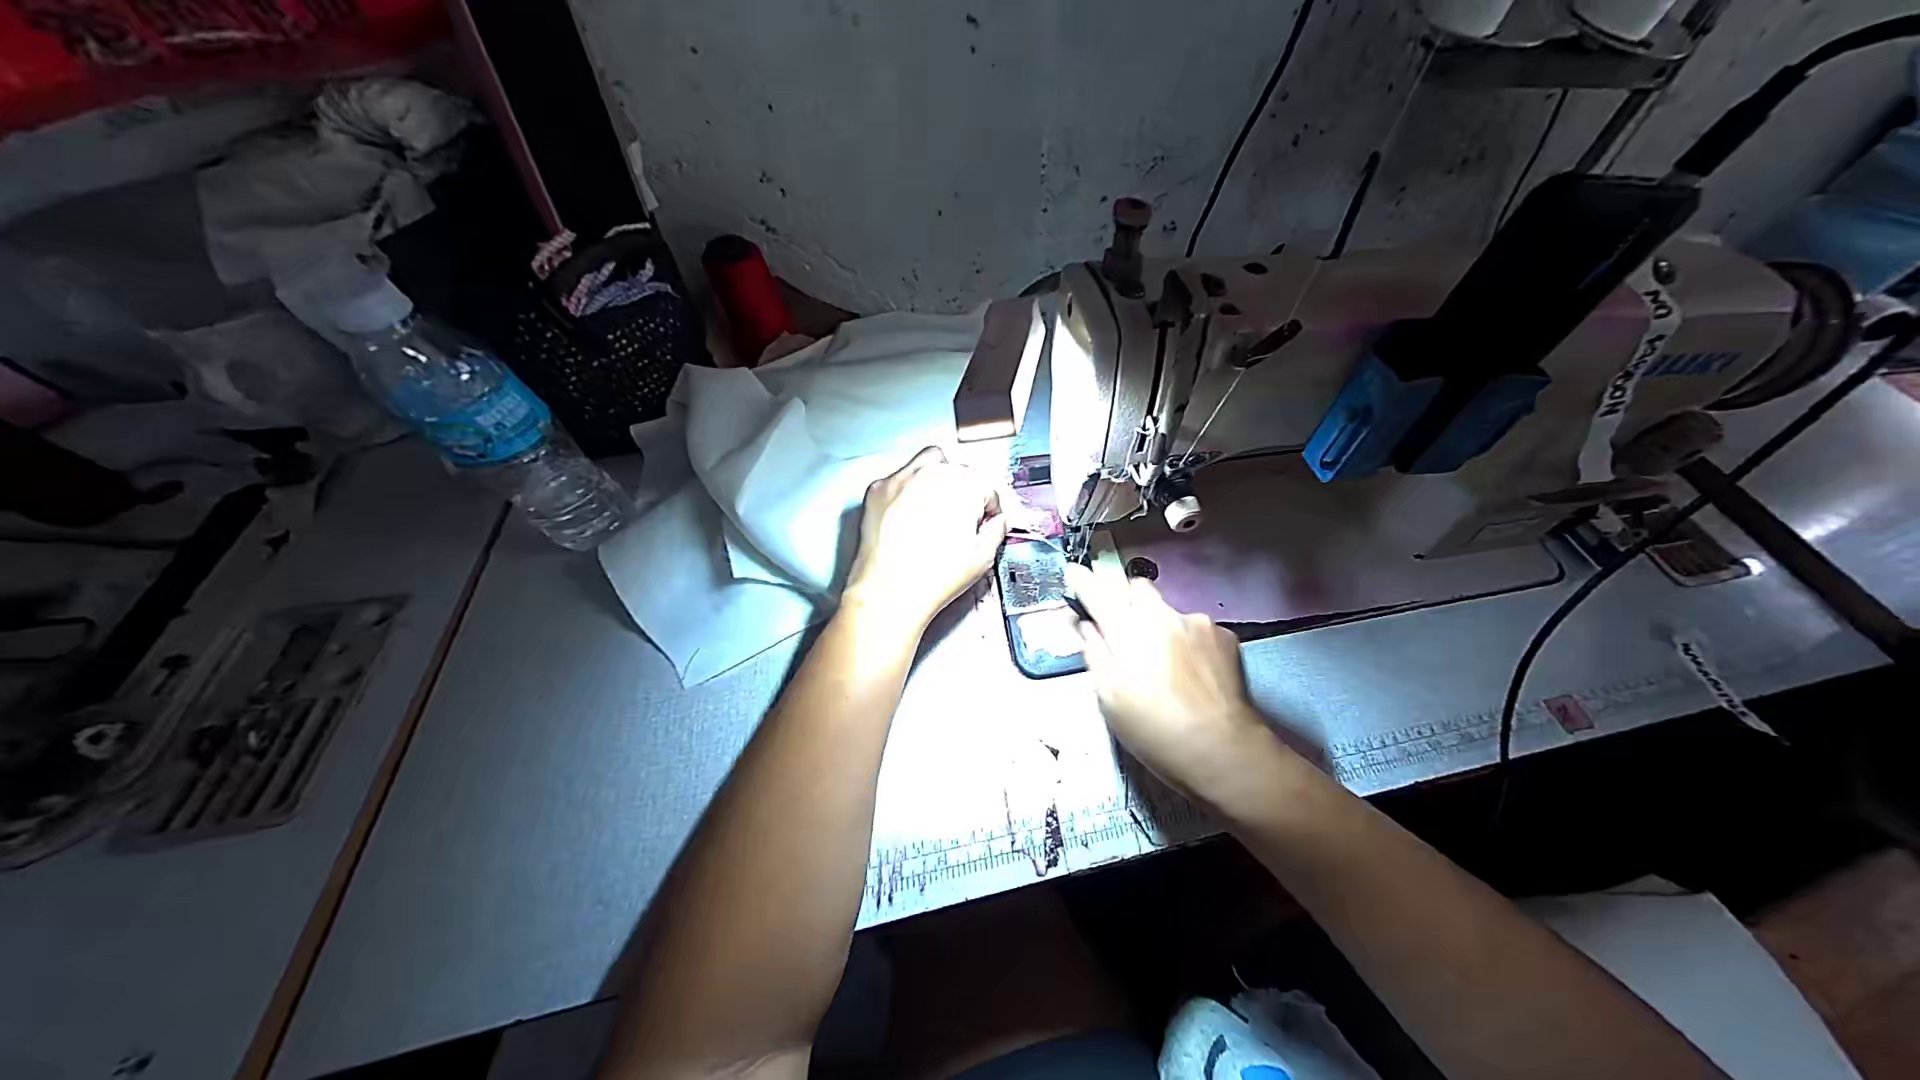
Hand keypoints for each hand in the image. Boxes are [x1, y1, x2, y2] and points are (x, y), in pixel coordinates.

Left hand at [842, 446, 1007, 632]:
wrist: (890, 590)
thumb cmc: (933, 576)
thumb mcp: (982, 557)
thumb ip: (996, 531)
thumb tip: (997, 524)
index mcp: (966, 485)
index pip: (987, 487)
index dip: (989, 507)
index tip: (985, 520)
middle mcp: (935, 473)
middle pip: (959, 471)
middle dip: (963, 491)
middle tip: (960, 517)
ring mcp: (903, 478)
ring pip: (927, 462)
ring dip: (936, 477)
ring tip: (935, 506)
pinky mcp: (878, 489)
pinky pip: (897, 478)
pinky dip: (905, 490)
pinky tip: (907, 514)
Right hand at [1066, 561, 1280, 802]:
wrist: (1224, 751)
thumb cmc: (1154, 729)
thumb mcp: (1109, 698)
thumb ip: (1094, 653)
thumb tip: (1084, 625)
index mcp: (1128, 627)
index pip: (1098, 590)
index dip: (1082, 580)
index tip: (1074, 574)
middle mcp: (1163, 614)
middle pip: (1136, 588)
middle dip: (1123, 598)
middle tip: (1117, 627)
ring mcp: (1198, 623)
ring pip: (1167, 609)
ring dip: (1157, 623)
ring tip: (1160, 661)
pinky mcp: (1224, 637)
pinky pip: (1194, 627)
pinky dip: (1185, 640)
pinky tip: (1189, 670)